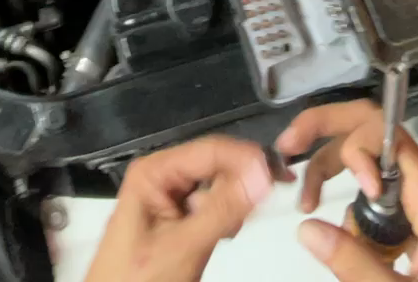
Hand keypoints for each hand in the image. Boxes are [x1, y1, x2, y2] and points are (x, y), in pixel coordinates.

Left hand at [83, 136, 275, 281]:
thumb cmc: (137, 279)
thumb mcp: (183, 247)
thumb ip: (222, 210)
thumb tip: (261, 175)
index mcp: (154, 170)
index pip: (209, 150)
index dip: (246, 158)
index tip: (279, 174)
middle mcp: (161, 174)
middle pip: (213, 163)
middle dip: (242, 178)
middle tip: (276, 192)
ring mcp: (167, 195)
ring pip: (214, 183)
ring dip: (233, 199)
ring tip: (238, 222)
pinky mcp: (174, 216)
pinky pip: (208, 203)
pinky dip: (223, 215)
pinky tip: (225, 231)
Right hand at [276, 101, 417, 281]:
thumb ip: (356, 265)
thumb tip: (305, 227)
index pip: (384, 130)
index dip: (350, 141)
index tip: (333, 184)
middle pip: (370, 132)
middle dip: (325, 134)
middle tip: (288, 149)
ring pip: (370, 165)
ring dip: (333, 174)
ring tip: (307, 204)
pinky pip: (380, 199)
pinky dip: (353, 208)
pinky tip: (346, 239)